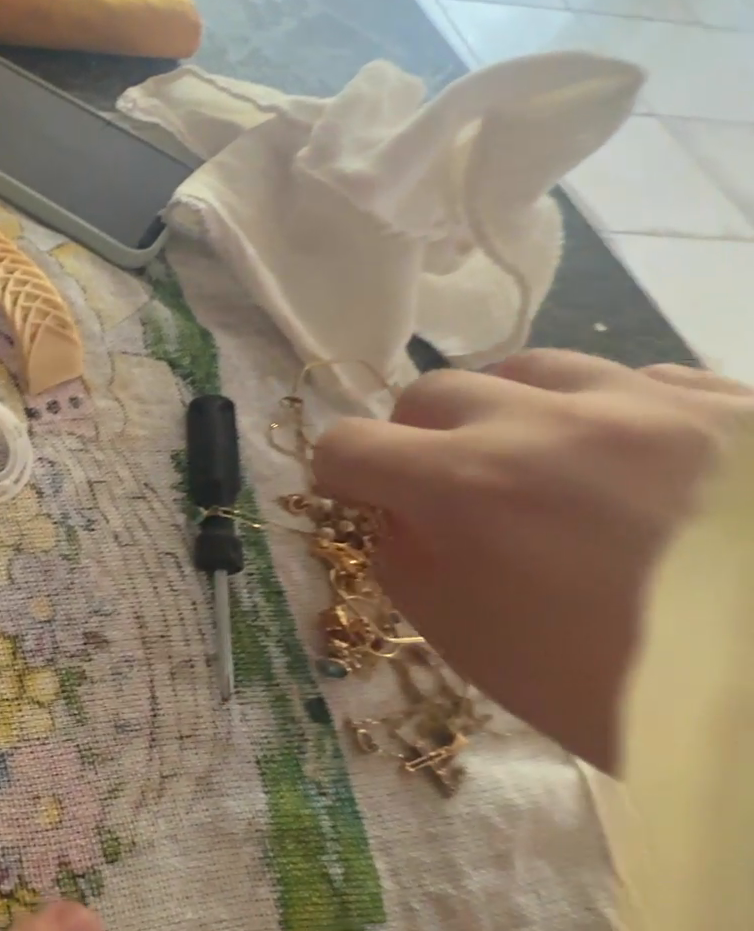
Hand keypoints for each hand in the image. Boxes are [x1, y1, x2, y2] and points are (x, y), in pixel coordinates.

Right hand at [312, 350, 752, 770]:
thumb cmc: (613, 688)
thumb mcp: (465, 638)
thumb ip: (404, 554)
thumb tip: (398, 509)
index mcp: (466, 485)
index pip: (345, 443)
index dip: (344, 476)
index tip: (368, 501)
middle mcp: (546, 422)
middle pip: (430, 392)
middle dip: (424, 440)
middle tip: (461, 491)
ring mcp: (650, 403)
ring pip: (529, 369)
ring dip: (515, 414)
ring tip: (553, 468)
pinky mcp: (739, 404)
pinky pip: (641, 379)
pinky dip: (613, 416)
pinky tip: (640, 469)